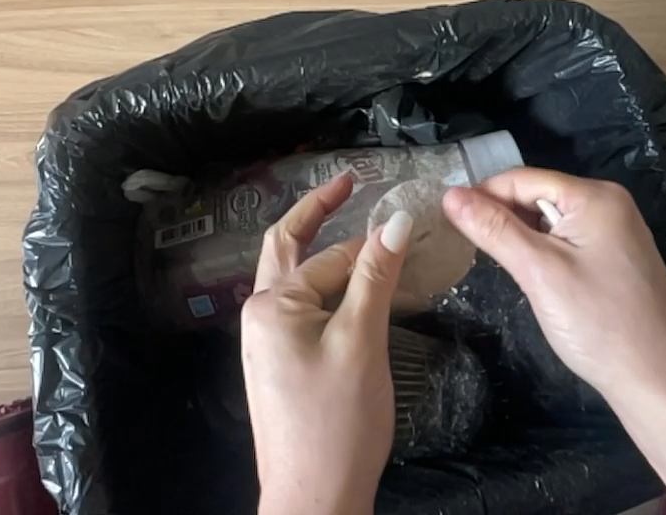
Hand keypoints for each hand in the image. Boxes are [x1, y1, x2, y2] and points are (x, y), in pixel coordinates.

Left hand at [241, 173, 413, 514]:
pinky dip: (325, 288)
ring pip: (296, 279)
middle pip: (287, 247)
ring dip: (322, 252)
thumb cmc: (337, 423)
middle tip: (345, 182)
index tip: (405, 223)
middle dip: (316, 213)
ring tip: (351, 227)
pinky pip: (301, 308)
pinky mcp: (279, 363)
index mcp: (272, 305)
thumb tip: (395, 218)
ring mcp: (267, 340)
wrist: (312, 506)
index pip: (329, 259)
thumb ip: (375, 277)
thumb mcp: (360, 342)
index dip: (369, 244)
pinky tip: (349, 290)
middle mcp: (260, 315)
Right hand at [441, 168, 665, 395]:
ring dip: (521, 237)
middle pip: (536, 196)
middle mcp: (608, 203)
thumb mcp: (538, 272)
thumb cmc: (598, 323)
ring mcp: (616, 231)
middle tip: (473, 248)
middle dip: (503, 218)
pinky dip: (543, 252)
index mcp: (594, 196)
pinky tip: (534, 277)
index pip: (522, 180)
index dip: (484, 196)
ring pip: (549, 220)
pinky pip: (566, 239)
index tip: (450, 221)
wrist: (660, 385)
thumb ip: (493, 229)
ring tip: (501, 265)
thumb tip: (449, 194)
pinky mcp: (616, 257)